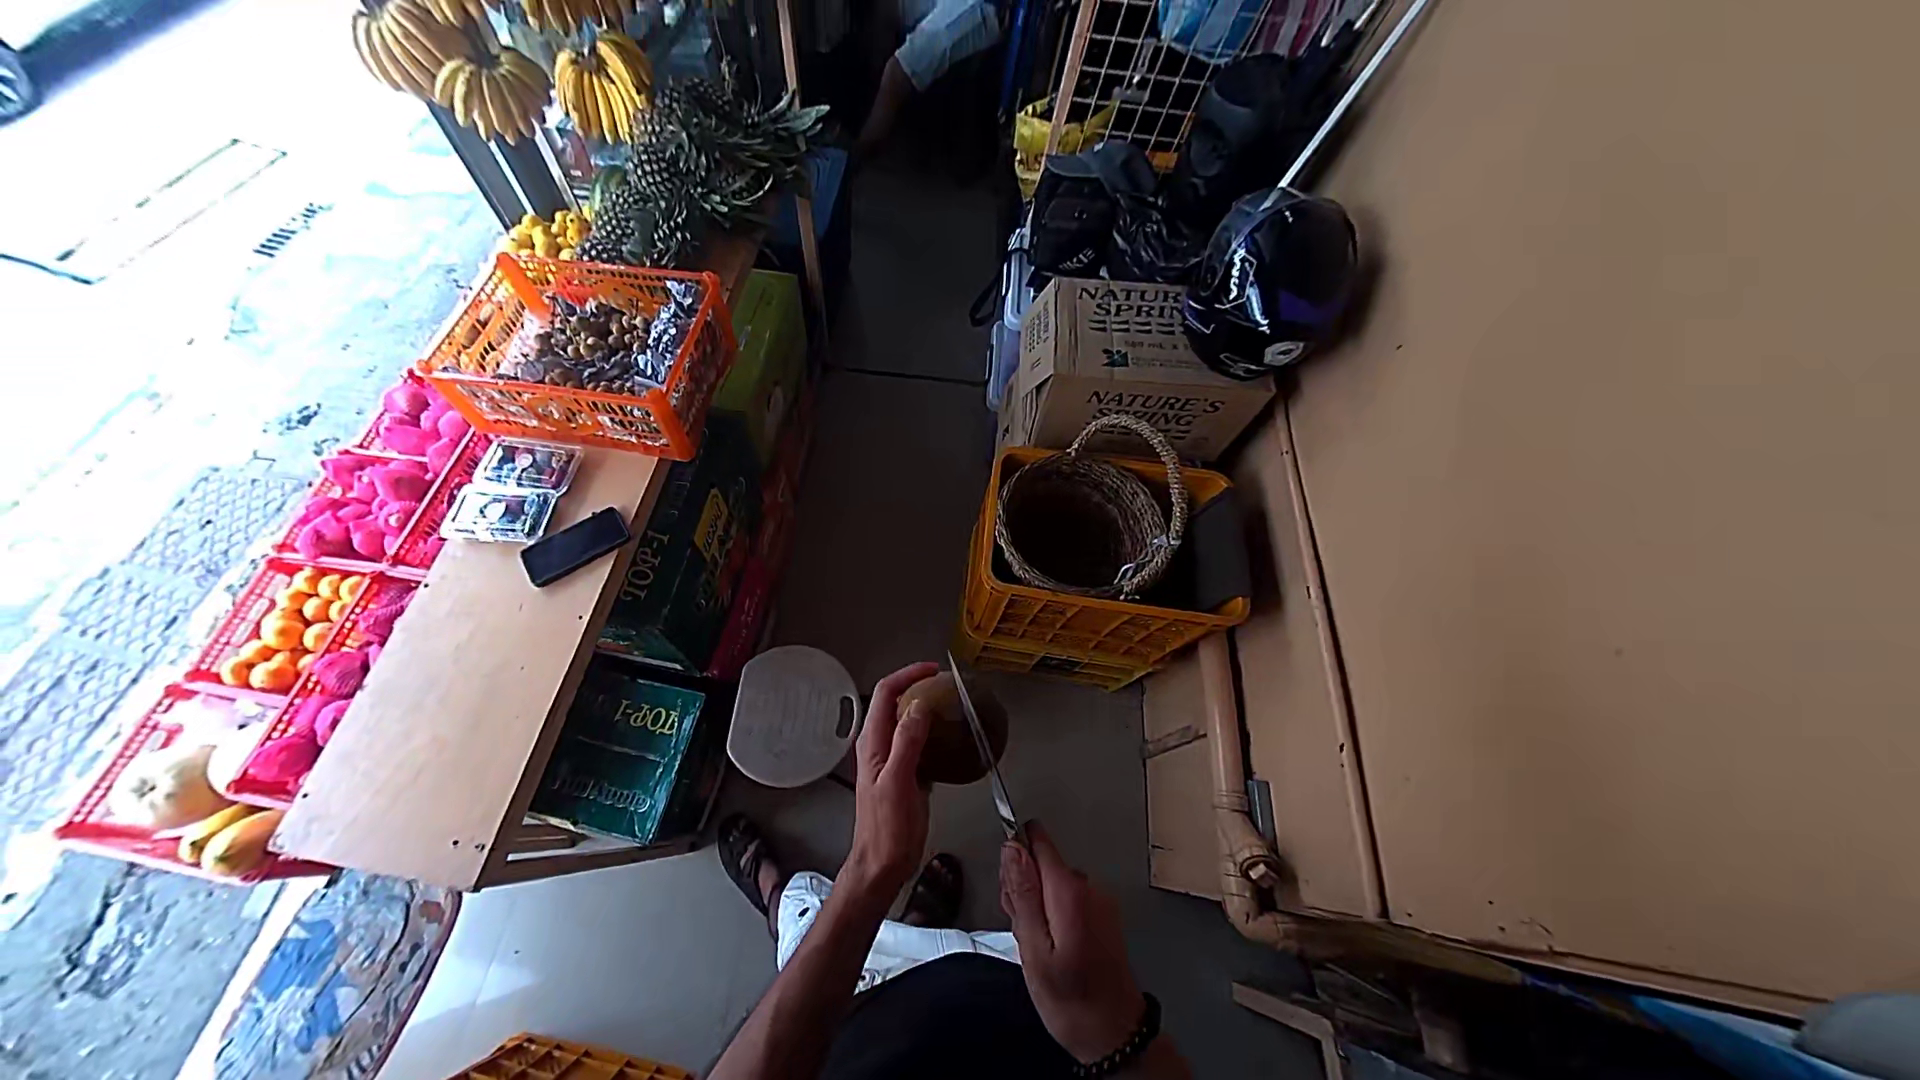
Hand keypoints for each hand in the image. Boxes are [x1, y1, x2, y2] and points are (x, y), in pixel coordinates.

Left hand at [841, 661, 939, 901]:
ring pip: (906, 720)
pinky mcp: (904, 772)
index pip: (885, 693)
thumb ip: (907, 742)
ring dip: (925, 706)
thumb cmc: (886, 828)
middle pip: (894, 702)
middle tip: (945, 684)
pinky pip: (917, 740)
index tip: (932, 670)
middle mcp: (878, 745)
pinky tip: (949, 736)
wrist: (883, 864)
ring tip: (950, 703)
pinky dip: (932, 730)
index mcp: (872, 742)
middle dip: (917, 686)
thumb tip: (920, 706)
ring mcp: (890, 758)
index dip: (907, 675)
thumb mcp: (897, 781)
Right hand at [1000, 822, 1146, 1063]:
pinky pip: (1064, 897)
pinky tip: (1055, 947)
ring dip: (1036, 906)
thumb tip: (1012, 848)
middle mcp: (1087, 885)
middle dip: (1023, 889)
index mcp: (1069, 890)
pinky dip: (1052, 916)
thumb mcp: (1034, 949)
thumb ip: (1022, 892)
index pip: (1035, 838)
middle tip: (1027, 932)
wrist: (1113, 1035)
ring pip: (1048, 880)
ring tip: (1041, 947)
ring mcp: (1096, 898)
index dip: (1015, 861)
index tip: (1013, 893)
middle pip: (1039, 860)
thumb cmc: (1073, 1001)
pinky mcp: (1099, 911)